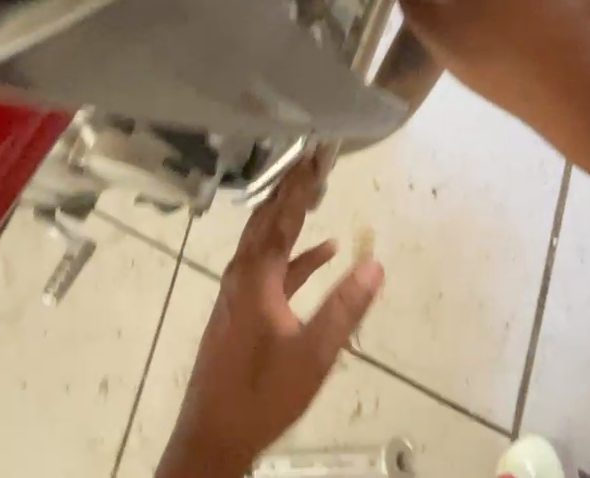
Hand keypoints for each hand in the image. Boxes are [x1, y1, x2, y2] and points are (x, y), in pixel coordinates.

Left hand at [157, 156, 383, 477]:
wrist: (213, 434)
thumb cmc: (261, 393)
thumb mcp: (312, 354)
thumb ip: (345, 308)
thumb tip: (376, 264)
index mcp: (256, 276)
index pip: (282, 217)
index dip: (300, 185)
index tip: (316, 155)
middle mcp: (243, 273)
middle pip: (267, 219)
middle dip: (290, 189)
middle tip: (313, 160)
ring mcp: (239, 291)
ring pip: (265, 239)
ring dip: (289, 215)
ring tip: (314, 191)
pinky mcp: (242, 308)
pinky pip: (271, 267)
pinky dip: (296, 255)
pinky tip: (323, 253)